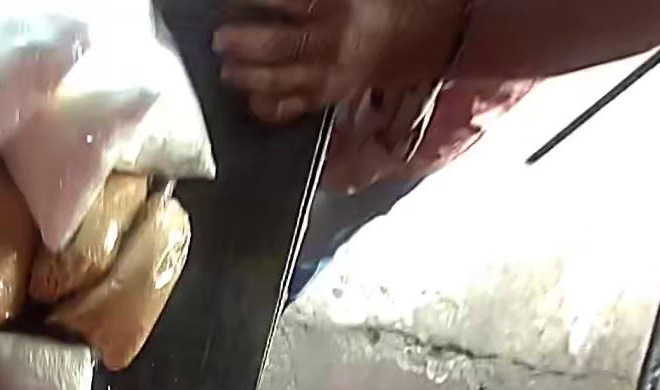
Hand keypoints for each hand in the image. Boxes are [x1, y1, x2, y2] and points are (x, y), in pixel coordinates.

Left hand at [213, 0, 466, 123]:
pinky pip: (291, 108)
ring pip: (278, 80)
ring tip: (226, 69)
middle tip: (220, 38)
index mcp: (344, 2)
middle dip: (243, 42)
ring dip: (247, 76)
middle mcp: (333, 41)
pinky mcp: (330, 96)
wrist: (439, 35)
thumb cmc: (401, 0)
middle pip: (277, 45)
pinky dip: (267, 106)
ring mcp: (329, 74)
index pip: (290, 0)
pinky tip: (251, 99)